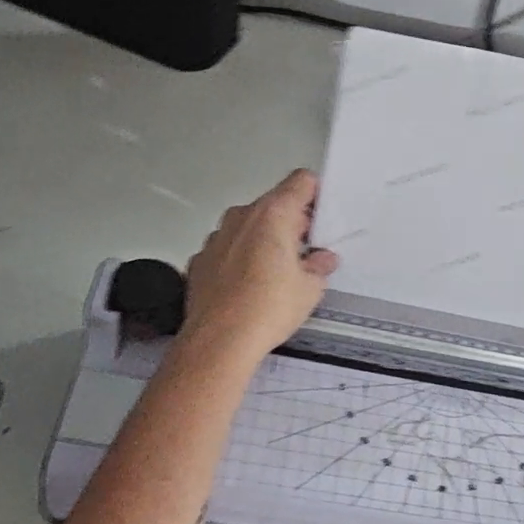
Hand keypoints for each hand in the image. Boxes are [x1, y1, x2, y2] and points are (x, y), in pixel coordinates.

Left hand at [181, 170, 339, 360]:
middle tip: (307, 254)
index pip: (300, 182)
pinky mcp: (202, 259)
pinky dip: (241, 260)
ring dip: (264, 241)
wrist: (220, 341)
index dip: (316, 196)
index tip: (322, 217)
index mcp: (273, 215)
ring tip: (278, 275)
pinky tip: (250, 287)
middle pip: (274, 205)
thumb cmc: (265, 310)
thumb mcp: (310, 289)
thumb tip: (322, 261)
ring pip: (248, 227)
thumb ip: (319, 266)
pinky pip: (228, 249)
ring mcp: (217, 237)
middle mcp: (242, 217)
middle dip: (292, 224)